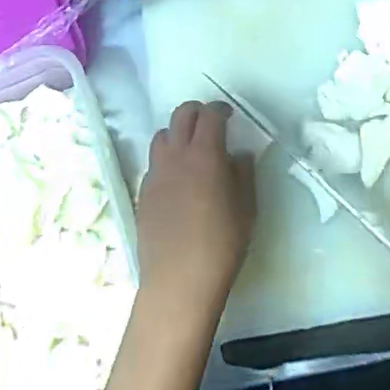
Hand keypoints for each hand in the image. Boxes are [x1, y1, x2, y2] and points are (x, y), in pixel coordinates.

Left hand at [135, 101, 256, 321]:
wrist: (178, 280)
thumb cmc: (221, 245)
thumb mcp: (246, 210)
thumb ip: (244, 174)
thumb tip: (239, 154)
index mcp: (204, 154)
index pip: (210, 115)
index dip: (220, 109)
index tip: (229, 114)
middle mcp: (176, 155)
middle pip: (181, 115)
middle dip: (197, 112)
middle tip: (210, 123)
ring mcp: (155, 172)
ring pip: (162, 135)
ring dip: (177, 133)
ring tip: (190, 149)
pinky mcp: (143, 191)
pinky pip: (154, 162)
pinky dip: (166, 159)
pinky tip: (177, 180)